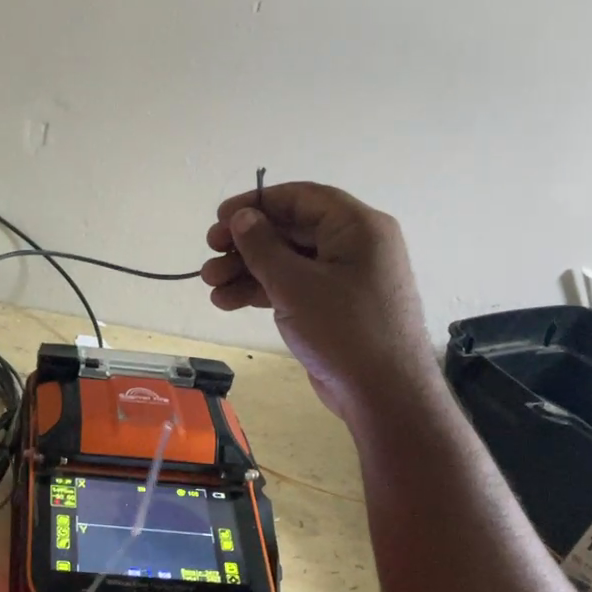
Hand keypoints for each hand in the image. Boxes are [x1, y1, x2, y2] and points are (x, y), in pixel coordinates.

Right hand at [200, 182, 433, 417]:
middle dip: (246, 244)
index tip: (219, 218)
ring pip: (288, 263)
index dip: (257, 204)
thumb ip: (263, 247)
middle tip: (209, 255)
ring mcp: (344, 279)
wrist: (382, 393)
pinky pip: (293, 287)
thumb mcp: (295, 285)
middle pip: (291, 231)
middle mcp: (354, 246)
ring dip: (247, 271)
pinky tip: (228, 302)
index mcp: (358, 227)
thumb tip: (242, 218)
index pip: (302, 198)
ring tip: (211, 285)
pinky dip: (262, 292)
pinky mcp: (333, 308)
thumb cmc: (343, 330)